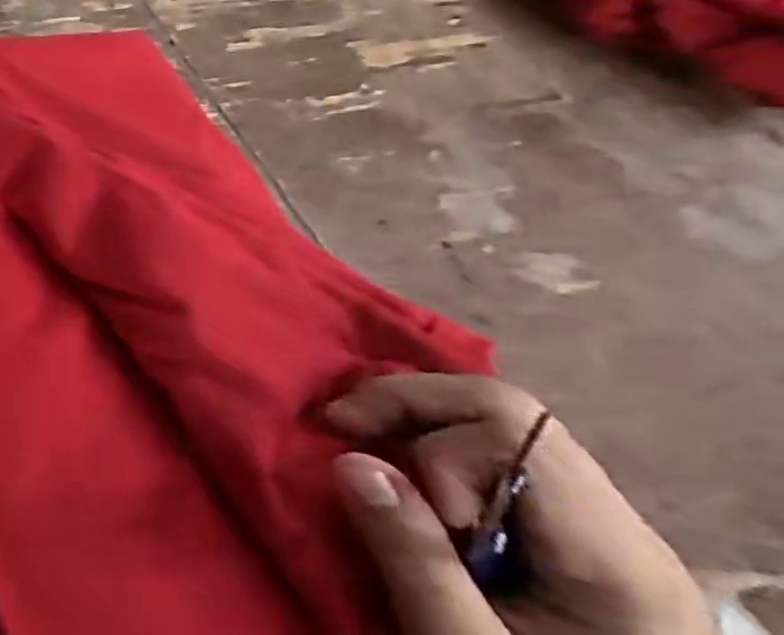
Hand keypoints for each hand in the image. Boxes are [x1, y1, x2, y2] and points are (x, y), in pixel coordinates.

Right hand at [325, 374, 709, 634]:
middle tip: (341, 425)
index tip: (390, 493)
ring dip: (416, 419)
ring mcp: (604, 526)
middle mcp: (621, 523)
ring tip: (361, 439)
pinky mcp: (575, 533)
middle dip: (408, 404)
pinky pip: (501, 451)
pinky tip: (404, 467)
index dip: (436, 445)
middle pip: (506, 409)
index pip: (514, 427)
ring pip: (501, 422)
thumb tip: (350, 459)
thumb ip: (415, 559)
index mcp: (613, 554)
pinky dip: (437, 442)